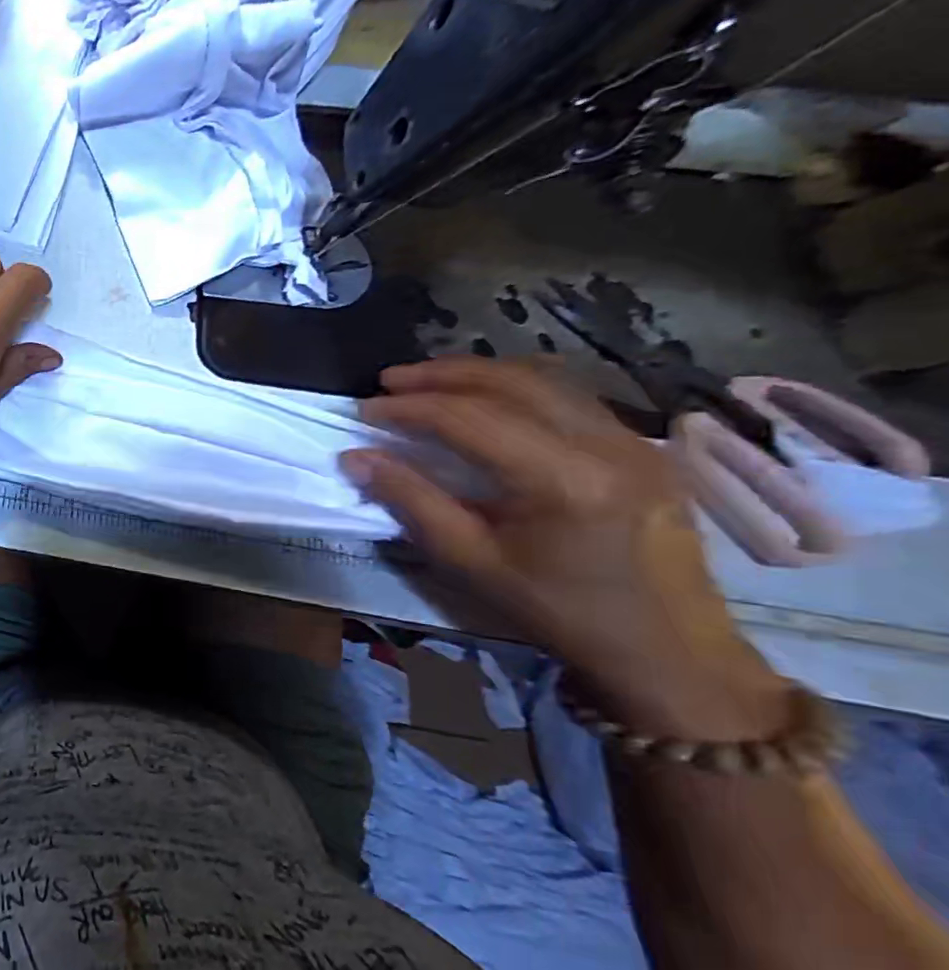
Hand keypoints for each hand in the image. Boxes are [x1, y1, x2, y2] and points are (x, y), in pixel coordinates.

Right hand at [340, 357, 792, 741]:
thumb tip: (356, 457)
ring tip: (428, 383)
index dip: (410, 408)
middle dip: (440, 375)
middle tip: (388, 382)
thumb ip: (412, 500)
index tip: (365, 410)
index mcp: (564, 479)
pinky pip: (569, 397)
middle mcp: (606, 444)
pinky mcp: (644, 446)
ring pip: (545, 379)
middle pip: (510, 382)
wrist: (667, 649)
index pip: (471, 418)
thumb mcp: (471, 561)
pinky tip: (485, 401)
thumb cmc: (558, 610)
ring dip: (477, 374)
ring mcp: (634, 440)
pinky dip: (515, 388)